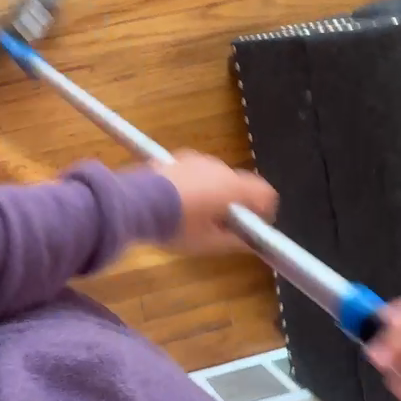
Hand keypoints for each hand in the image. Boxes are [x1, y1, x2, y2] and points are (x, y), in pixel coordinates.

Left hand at [150, 151, 278, 254]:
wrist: (136, 202)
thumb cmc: (178, 225)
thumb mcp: (209, 243)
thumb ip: (236, 241)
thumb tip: (250, 242)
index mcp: (233, 187)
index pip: (264, 192)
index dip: (263, 209)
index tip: (256, 224)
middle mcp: (218, 167)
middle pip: (237, 183)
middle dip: (234, 202)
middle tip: (221, 225)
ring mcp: (195, 159)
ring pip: (214, 176)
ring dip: (212, 191)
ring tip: (195, 214)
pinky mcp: (175, 158)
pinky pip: (194, 172)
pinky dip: (194, 184)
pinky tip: (178, 201)